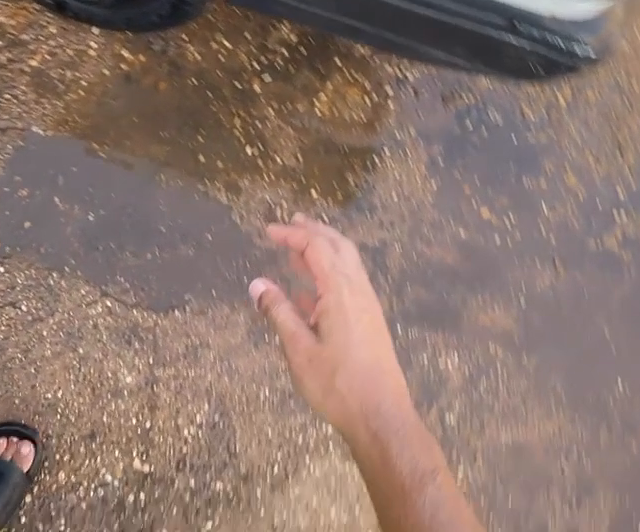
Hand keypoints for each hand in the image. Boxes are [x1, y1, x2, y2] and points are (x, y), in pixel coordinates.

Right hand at [250, 216, 414, 441]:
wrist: (382, 417)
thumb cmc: (337, 384)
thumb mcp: (299, 349)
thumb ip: (278, 312)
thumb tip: (257, 283)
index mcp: (340, 290)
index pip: (315, 247)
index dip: (292, 234)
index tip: (268, 231)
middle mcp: (358, 289)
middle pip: (338, 245)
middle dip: (314, 231)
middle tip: (291, 222)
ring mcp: (368, 304)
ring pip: (347, 261)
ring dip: (324, 248)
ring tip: (298, 250)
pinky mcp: (371, 319)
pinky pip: (350, 280)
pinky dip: (330, 270)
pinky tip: (311, 291)